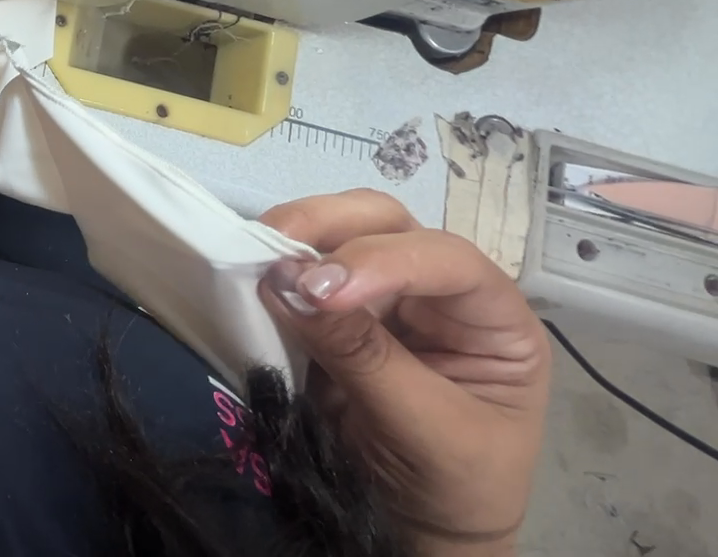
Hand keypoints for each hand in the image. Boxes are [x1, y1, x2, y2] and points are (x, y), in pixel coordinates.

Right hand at [258, 190, 550, 556]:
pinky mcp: (323, 302)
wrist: (408, 522)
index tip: (321, 292)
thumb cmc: (449, 482)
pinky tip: (251, 269)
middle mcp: (433, 290)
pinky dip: (270, 255)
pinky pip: (296, 258)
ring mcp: (375, 291)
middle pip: (385, 220)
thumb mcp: (424, 428)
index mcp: (491, 320)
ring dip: (294, 231)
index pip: (446, 260)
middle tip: (274, 248)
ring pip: (336, 224)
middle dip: (328, 224)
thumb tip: (287, 284)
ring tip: (257, 256)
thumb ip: (361, 354)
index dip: (384, 261)